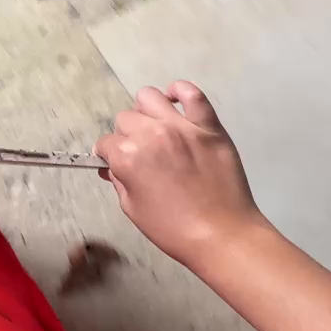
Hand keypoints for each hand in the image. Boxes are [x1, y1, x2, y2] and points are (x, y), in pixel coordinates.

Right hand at [95, 81, 268, 267]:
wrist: (225, 237)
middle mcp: (150, 134)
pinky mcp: (209, 127)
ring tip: (156, 128)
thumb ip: (118, 180)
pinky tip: (176, 103)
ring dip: (146, 112)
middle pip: (125, 118)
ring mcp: (181, 127)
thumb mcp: (132, 208)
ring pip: (148, 97)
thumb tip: (113, 165)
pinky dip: (180, 92)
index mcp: (128, 156)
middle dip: (127, 135)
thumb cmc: (174, 229)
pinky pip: (192, 93)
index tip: (118, 165)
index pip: (105, 143)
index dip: (109, 155)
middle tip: (142, 153)